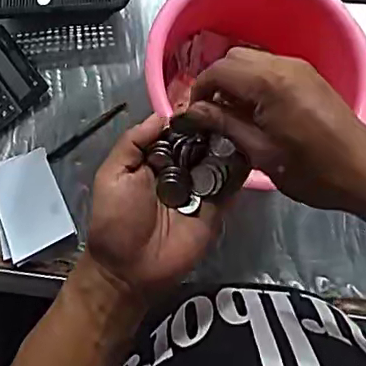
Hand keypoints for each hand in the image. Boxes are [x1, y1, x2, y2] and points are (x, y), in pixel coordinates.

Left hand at [84, 113, 225, 303]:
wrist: (129, 271)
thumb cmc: (116, 220)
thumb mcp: (113, 175)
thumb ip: (133, 142)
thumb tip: (162, 114)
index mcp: (158, 157)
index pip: (179, 128)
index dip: (192, 113)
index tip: (208, 95)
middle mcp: (183, 167)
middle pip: (205, 138)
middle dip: (217, 123)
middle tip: (232, 106)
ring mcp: (203, 185)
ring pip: (223, 155)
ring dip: (233, 140)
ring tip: (244, 123)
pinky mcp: (219, 205)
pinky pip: (233, 182)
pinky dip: (244, 166)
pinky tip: (252, 147)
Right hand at [186, 48, 365, 216]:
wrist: (364, 170)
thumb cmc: (314, 170)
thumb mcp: (261, 152)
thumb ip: (224, 125)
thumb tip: (193, 112)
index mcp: (269, 82)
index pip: (218, 70)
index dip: (199, 90)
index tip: (194, 114)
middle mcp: (284, 65)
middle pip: (234, 57)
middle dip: (216, 82)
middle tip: (211, 115)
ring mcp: (300, 68)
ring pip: (253, 59)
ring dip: (236, 80)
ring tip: (233, 116)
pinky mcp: (309, 76)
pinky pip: (271, 67)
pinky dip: (255, 81)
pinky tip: (256, 111)